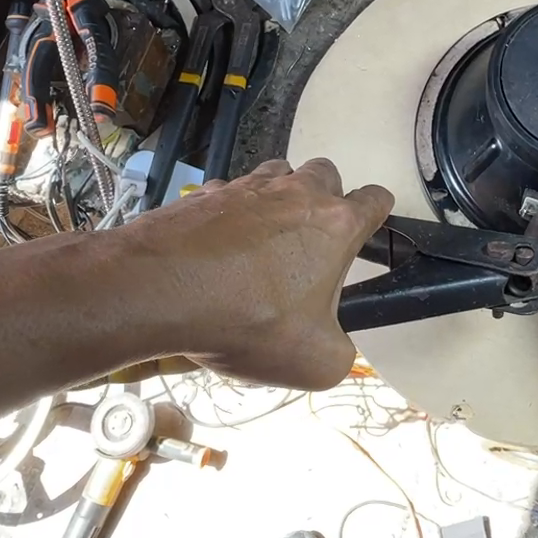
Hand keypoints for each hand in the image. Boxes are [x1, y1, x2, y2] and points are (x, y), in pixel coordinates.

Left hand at [108, 158, 391, 390]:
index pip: (375, 200)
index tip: (367, 233)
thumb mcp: (315, 363)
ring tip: (263, 244)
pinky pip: (227, 195)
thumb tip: (332, 345)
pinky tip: (215, 250)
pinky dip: (228, 215)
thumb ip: (340, 352)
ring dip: (278, 199)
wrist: (159, 292)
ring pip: (277, 174)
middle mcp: (296, 193)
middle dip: (325, 198)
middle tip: (310, 243)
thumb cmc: (251, 322)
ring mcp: (246, 188)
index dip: (377, 213)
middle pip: (326, 173)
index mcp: (335, 225)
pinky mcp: (203, 194)